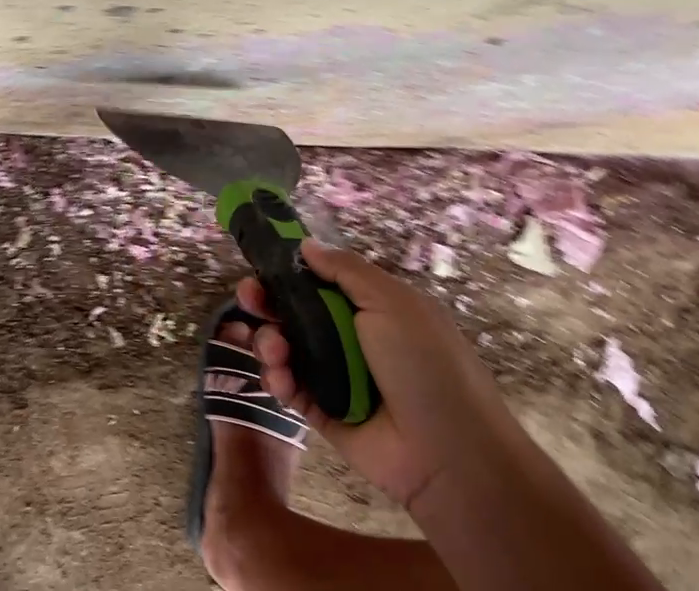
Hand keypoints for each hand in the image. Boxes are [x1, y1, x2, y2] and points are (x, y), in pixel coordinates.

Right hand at [245, 240, 523, 508]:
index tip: (262, 268)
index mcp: (371, 309)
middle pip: (292, 312)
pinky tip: (280, 379)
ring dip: (269, 342)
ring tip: (275, 351)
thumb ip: (346, 271)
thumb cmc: (426, 366)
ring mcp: (332, 375)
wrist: (449, 454)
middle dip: (265, 303)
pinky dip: (276, 378)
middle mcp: (349, 338)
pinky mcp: (319, 410)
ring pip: (283, 348)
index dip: (288, 273)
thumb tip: (306, 244)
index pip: (319, 282)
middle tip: (248, 300)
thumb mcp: (393, 304)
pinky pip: (286, 386)